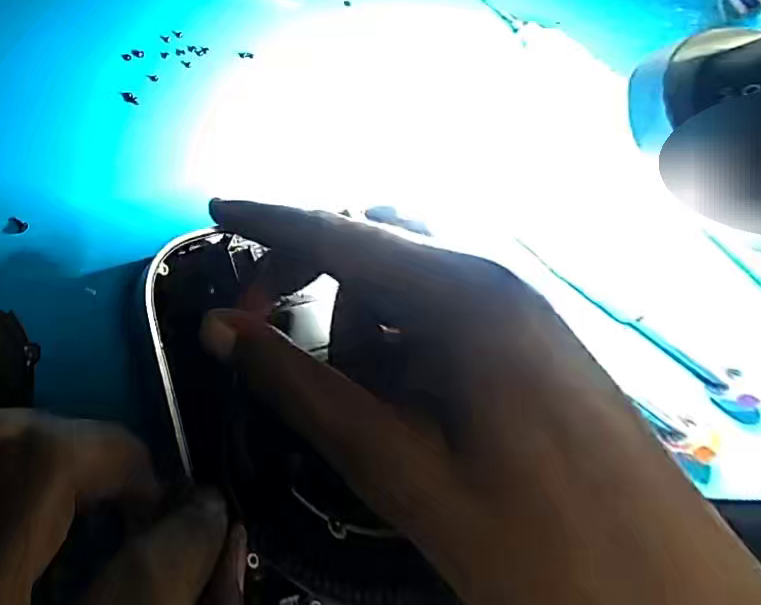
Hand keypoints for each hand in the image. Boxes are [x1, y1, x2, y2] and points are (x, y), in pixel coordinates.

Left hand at [0, 409, 245, 604]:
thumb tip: (220, 539)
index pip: (133, 591)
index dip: (185, 540)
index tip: (210, 509)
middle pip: (38, 469)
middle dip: (108, 451)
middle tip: (146, 478)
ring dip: (53, 432)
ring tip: (97, 466)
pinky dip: (10, 443)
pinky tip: (44, 474)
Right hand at [202, 200, 760, 604]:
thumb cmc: (549, 551)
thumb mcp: (401, 470)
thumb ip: (299, 386)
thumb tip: (216, 327)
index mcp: (462, 295)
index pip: (336, 232)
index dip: (266, 218)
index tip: (211, 209)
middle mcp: (488, 278)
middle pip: (364, 242)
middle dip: (300, 270)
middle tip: (255, 318)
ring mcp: (513, 305)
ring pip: (393, 278)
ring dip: (349, 317)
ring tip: (355, 395)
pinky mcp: (523, 337)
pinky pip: (428, 307)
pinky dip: (389, 336)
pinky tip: (399, 398)